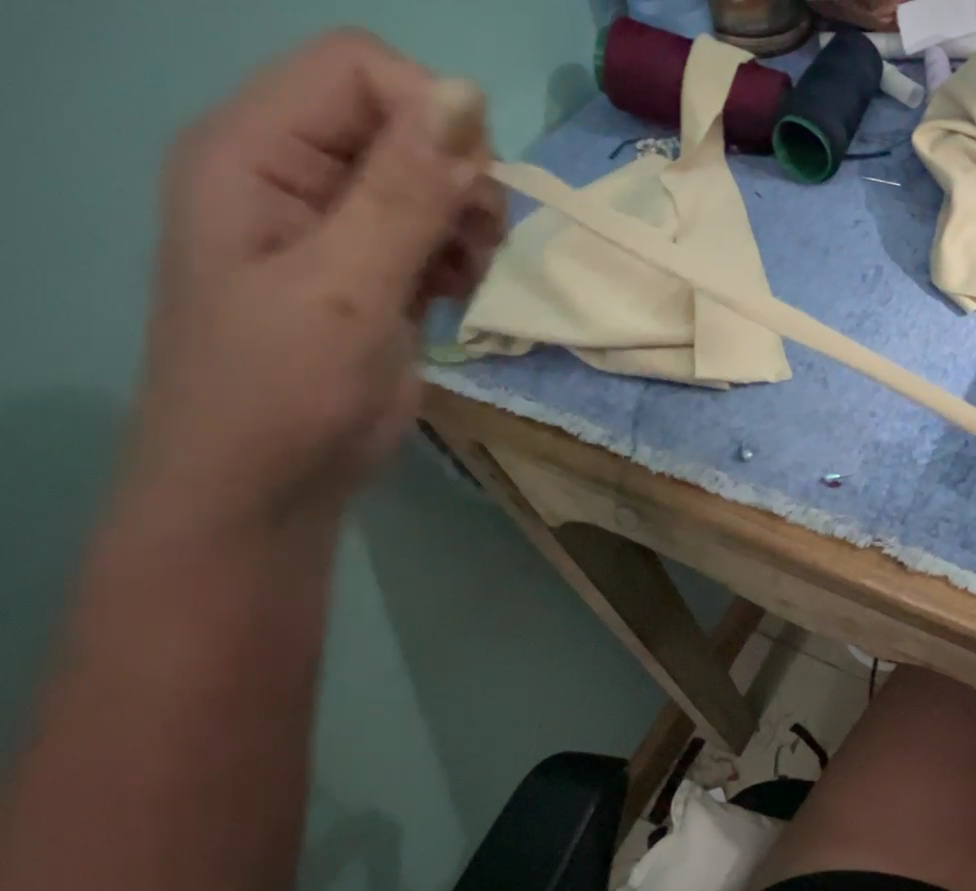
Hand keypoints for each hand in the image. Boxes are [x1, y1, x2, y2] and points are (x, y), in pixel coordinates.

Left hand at [136, 30, 504, 528]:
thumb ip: (405, 191)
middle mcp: (289, 170)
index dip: (431, 117)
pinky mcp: (367, 264)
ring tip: (465, 278)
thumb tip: (470, 96)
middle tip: (474, 247)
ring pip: (430, 174)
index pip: (359, 69)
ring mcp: (330, 220)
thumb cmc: (286, 391)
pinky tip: (456, 292)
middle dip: (458, 177)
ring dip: (467, 219)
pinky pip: (432, 224)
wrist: (267, 488)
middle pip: (403, 117)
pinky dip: (461, 252)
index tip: (469, 197)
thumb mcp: (346, 287)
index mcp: (253, 150)